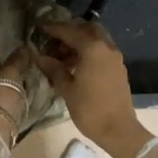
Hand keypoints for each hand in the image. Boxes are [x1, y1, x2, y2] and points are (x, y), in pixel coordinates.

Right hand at [35, 21, 155, 157]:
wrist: (118, 130)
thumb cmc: (90, 110)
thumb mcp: (67, 89)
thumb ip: (54, 69)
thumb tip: (40, 57)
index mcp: (93, 49)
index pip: (70, 31)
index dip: (53, 28)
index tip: (40, 27)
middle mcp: (106, 47)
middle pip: (87, 29)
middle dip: (70, 31)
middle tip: (53, 42)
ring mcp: (115, 57)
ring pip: (96, 39)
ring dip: (79, 42)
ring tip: (60, 57)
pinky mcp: (118, 68)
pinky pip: (101, 50)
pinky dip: (88, 51)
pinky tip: (75, 66)